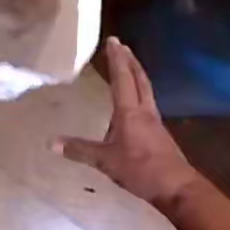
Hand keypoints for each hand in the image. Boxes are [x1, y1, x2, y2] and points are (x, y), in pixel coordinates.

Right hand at [63, 37, 202, 208]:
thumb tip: (50, 142)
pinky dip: (139, 92)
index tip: (113, 40)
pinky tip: (133, 100)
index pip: (122, 79)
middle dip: (130, 61)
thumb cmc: (141, 170)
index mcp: (130, 112)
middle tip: (122, 45)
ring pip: (146, 90)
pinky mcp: (159, 133)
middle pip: (139, 80)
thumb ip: (78, 150)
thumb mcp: (105, 161)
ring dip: (137, 74)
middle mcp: (144, 112)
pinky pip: (147, 103)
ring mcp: (154, 122)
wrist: (179, 189)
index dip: (116, 59)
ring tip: (128, 65)